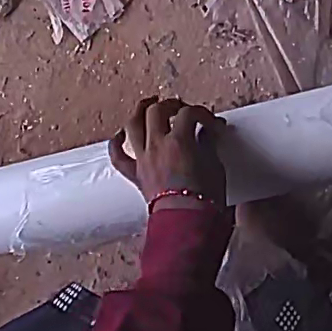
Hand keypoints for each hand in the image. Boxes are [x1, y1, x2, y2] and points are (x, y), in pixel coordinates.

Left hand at [108, 97, 228, 209]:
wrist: (188, 225)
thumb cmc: (205, 200)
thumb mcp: (214, 166)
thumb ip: (208, 144)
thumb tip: (208, 133)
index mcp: (179, 141)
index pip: (189, 114)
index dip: (202, 114)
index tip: (211, 123)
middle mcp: (157, 145)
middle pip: (157, 111)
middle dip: (170, 105)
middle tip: (181, 108)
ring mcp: (143, 159)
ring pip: (133, 125)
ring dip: (140, 111)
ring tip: (149, 104)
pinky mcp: (135, 175)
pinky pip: (118, 156)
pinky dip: (116, 143)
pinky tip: (121, 135)